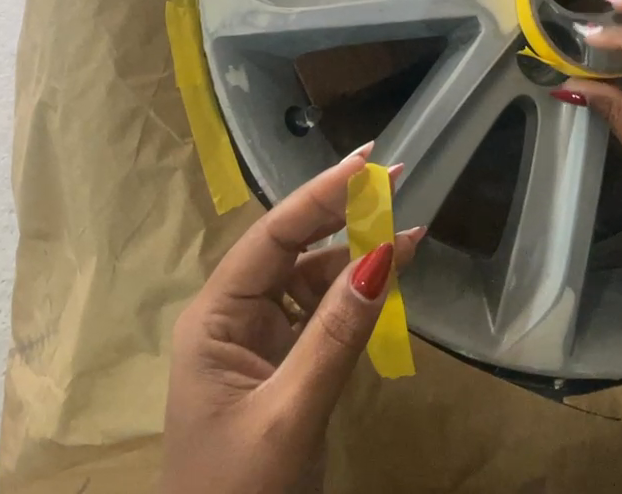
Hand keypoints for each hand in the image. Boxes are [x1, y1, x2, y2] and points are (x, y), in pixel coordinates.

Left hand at [160, 143, 424, 493]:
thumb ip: (336, 335)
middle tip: (396, 177)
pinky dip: (356, 295)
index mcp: (215, 315)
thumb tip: (381, 255)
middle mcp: (234, 314)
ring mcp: (259, 338)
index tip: (367, 161)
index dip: (320, 194)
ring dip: (357, 254)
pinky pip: (322, 314)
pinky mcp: (283, 362)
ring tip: (407, 230)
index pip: (272, 236)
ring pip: (311, 278)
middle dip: (342, 212)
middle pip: (291, 246)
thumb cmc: (240, 491)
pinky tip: (388, 276)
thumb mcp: (289, 413)